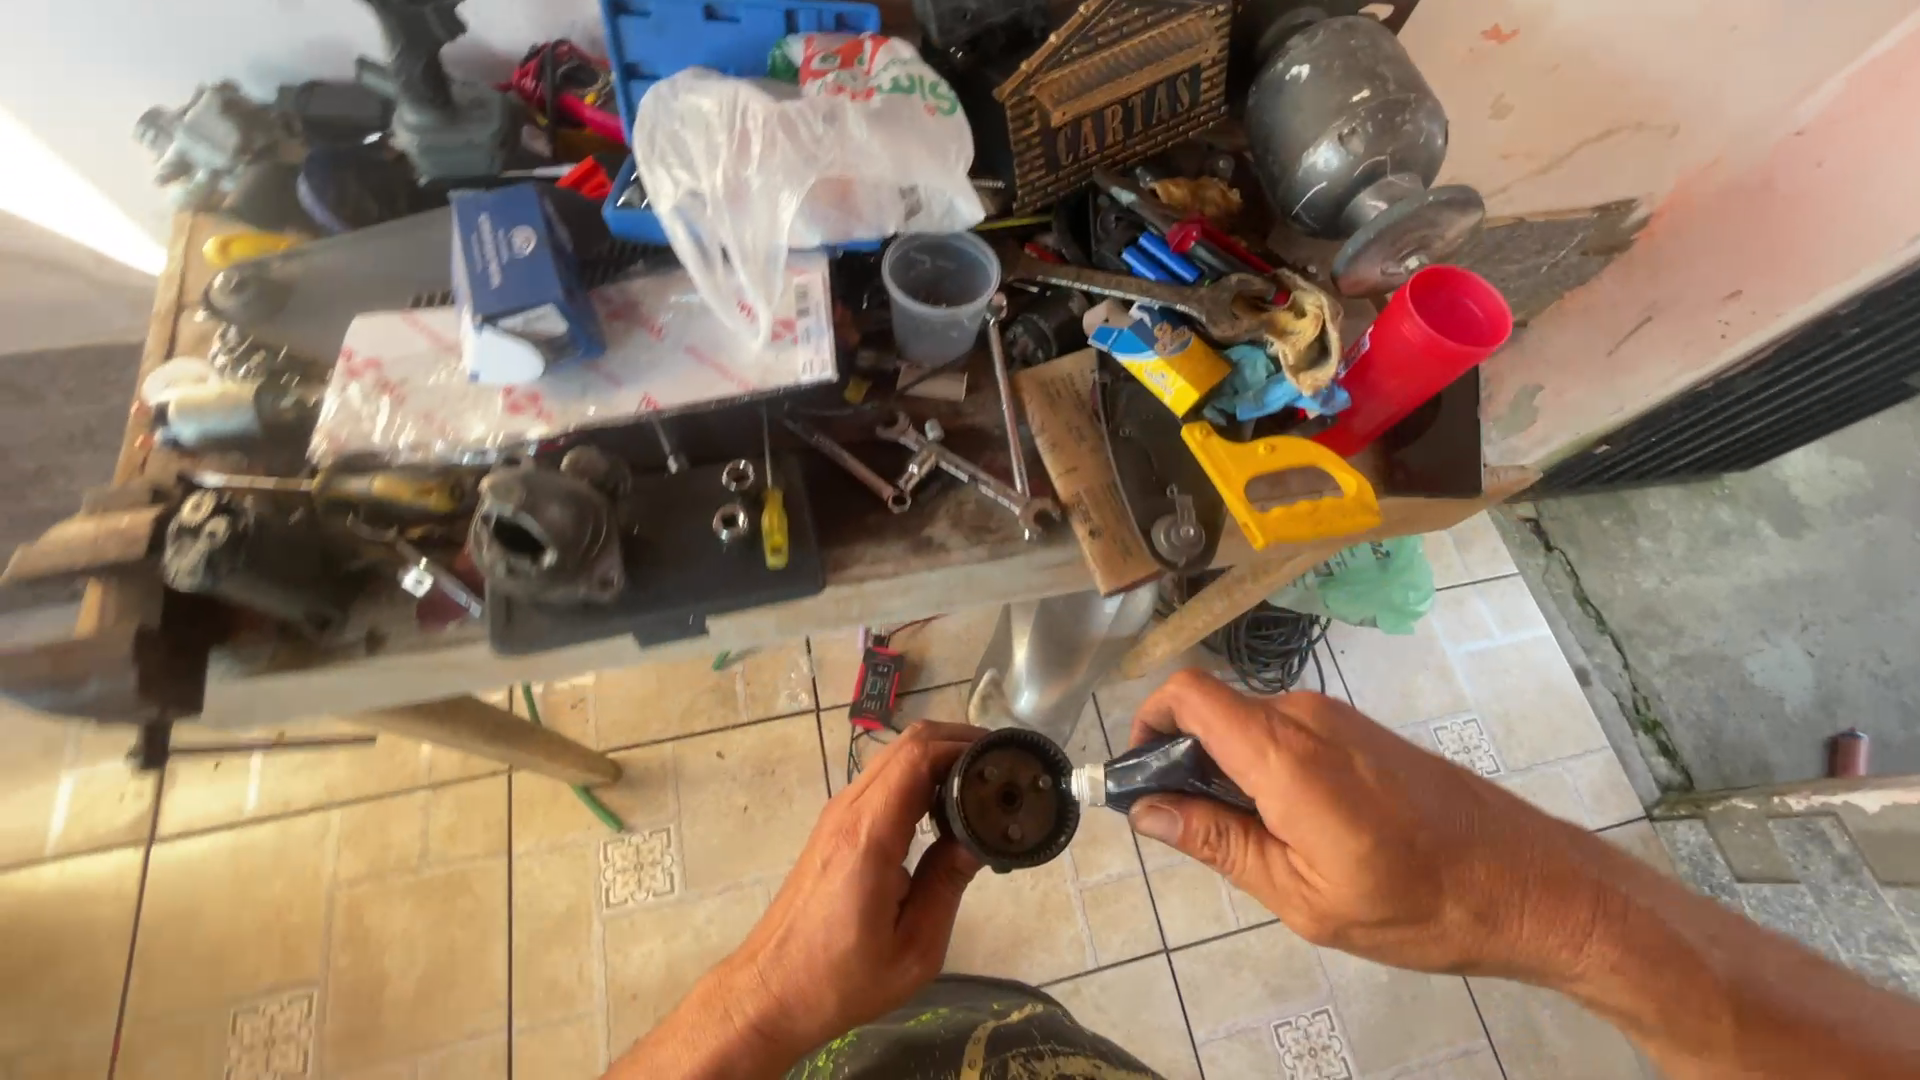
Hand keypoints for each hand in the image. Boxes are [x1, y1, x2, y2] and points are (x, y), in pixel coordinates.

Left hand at [693, 721, 987, 1067]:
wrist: (771, 990)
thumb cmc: (841, 979)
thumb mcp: (915, 948)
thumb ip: (949, 883)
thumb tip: (978, 836)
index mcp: (871, 834)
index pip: (918, 756)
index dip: (962, 744)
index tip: (1002, 758)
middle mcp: (851, 809)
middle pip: (908, 743)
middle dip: (957, 741)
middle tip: (1000, 766)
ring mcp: (838, 812)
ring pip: (894, 755)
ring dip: (937, 755)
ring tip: (980, 782)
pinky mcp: (835, 824)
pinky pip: (883, 778)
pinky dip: (918, 773)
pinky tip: (944, 803)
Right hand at [1125, 670, 1610, 979]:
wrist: (1535, 885)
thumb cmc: (1415, 903)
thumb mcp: (1300, 894)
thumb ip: (1215, 842)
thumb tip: (1144, 811)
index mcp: (1281, 751)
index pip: (1187, 693)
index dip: (1148, 721)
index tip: (1143, 777)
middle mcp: (1301, 714)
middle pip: (1211, 710)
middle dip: (1184, 759)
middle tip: (1197, 829)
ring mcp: (1333, 716)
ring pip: (1246, 724)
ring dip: (1226, 767)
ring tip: (1256, 838)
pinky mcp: (1355, 728)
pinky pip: (1282, 732)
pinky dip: (1262, 765)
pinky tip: (1296, 822)